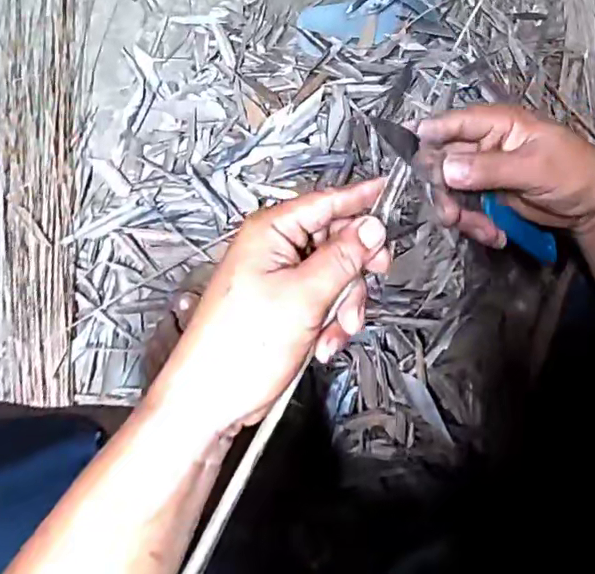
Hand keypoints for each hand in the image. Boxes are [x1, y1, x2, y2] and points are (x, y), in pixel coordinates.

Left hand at [146, 178, 391, 436]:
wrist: (209, 403)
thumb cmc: (236, 349)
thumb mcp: (304, 296)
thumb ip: (343, 258)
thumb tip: (371, 228)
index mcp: (270, 231)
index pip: (325, 201)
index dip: (359, 198)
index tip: (385, 190)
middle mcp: (273, 248)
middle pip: (335, 239)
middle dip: (354, 268)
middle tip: (373, 274)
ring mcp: (278, 276)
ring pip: (335, 272)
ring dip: (345, 302)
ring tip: (339, 326)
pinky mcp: (284, 303)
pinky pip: (324, 297)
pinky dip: (332, 318)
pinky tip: (325, 340)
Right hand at [415, 105, 594, 241]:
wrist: (594, 207)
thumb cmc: (572, 171)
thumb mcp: (534, 167)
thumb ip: (489, 168)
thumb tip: (446, 167)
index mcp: (498, 123)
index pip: (456, 122)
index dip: (431, 133)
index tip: (409, 150)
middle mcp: (485, 143)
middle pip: (444, 158)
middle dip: (442, 187)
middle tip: (449, 212)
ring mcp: (484, 171)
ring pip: (451, 188)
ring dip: (458, 211)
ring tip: (479, 229)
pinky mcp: (488, 196)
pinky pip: (466, 208)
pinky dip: (474, 223)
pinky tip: (494, 234)